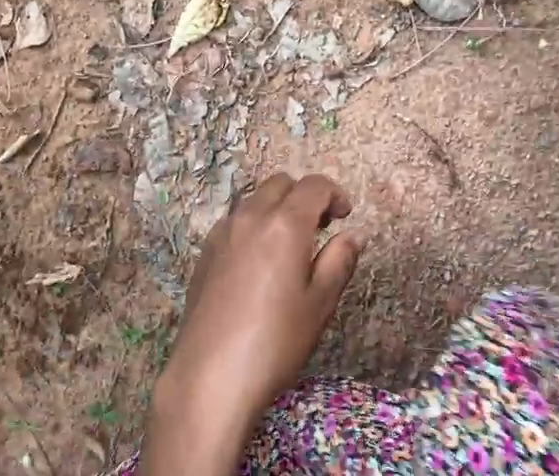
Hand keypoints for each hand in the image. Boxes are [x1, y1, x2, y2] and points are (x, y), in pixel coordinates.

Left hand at [140, 174, 364, 475]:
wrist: (211, 374)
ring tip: (290, 246)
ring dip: (277, 208)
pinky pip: (235, 220)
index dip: (335, 194)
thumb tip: (352, 235)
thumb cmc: (275, 341)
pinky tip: (260, 262)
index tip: (345, 217)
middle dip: (304, 196)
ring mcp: (223, 231)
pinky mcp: (205, 251)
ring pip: (255, 199)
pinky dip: (254, 224)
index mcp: (284, 224)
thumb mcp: (319, 304)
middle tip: (320, 228)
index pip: (314, 186)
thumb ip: (339, 261)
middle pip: (281, 183)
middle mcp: (250, 216)